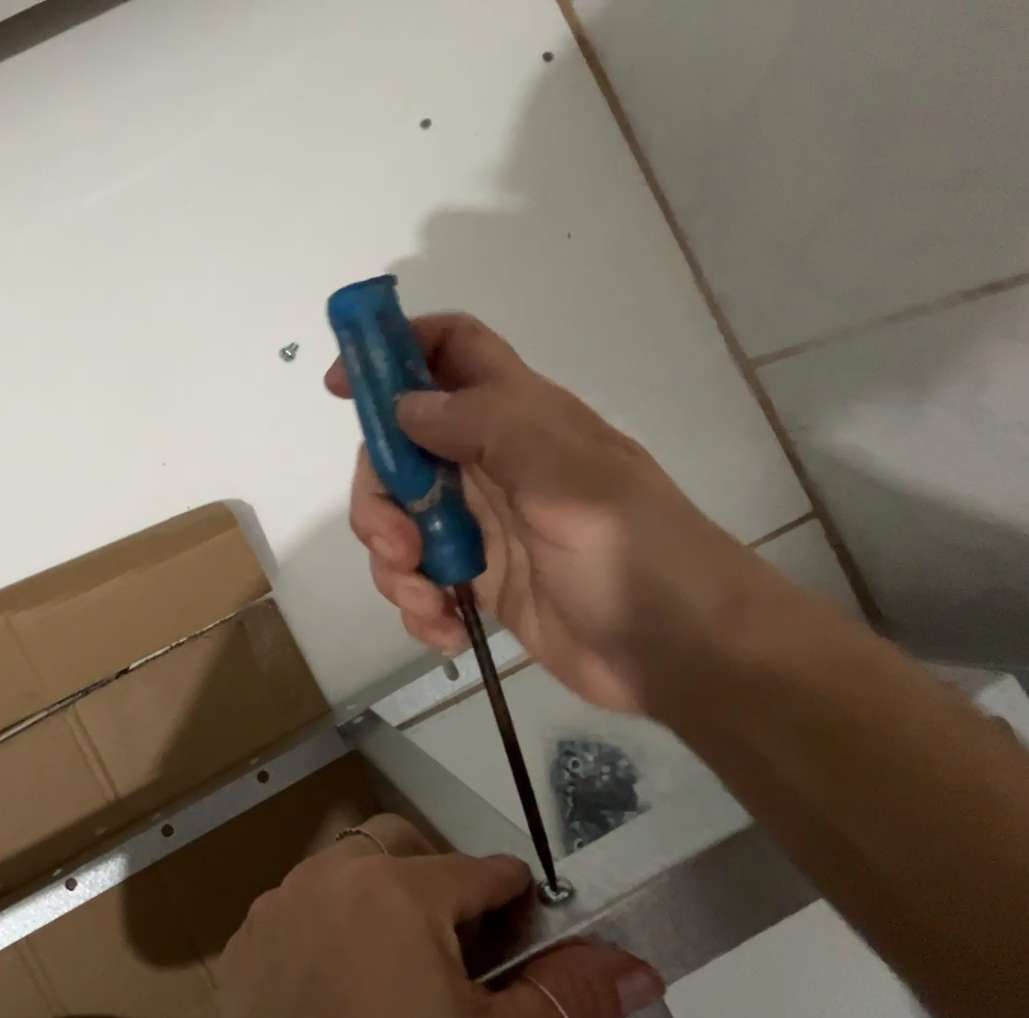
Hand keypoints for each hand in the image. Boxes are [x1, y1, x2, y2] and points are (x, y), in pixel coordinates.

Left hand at [216, 814, 663, 1017]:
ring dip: (375, 900)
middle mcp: (324, 881)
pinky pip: (293, 913)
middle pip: (396, 846)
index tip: (532, 921)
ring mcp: (274, 910)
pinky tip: (343, 992)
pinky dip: (324, 931)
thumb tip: (633, 967)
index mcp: (393, 891)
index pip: (478, 868)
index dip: (516, 895)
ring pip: (338, 873)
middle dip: (437, 879)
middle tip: (465, 947)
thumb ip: (569, 996)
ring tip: (403, 970)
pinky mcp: (242, 949)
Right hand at [328, 314, 761, 714]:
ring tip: (431, 601)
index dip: (393, 349)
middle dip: (378, 497)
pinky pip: (417, 580)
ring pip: (397, 521)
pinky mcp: (477, 581)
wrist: (686, 657)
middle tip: (395, 543)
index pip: (451, 350)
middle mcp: (490, 463)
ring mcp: (480, 525)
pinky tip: (448, 630)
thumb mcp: (570, 479)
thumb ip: (486, 427)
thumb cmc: (638, 556)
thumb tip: (404, 406)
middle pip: (398, 450)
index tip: (341, 386)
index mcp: (519, 417)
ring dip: (394, 565)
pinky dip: (418, 606)